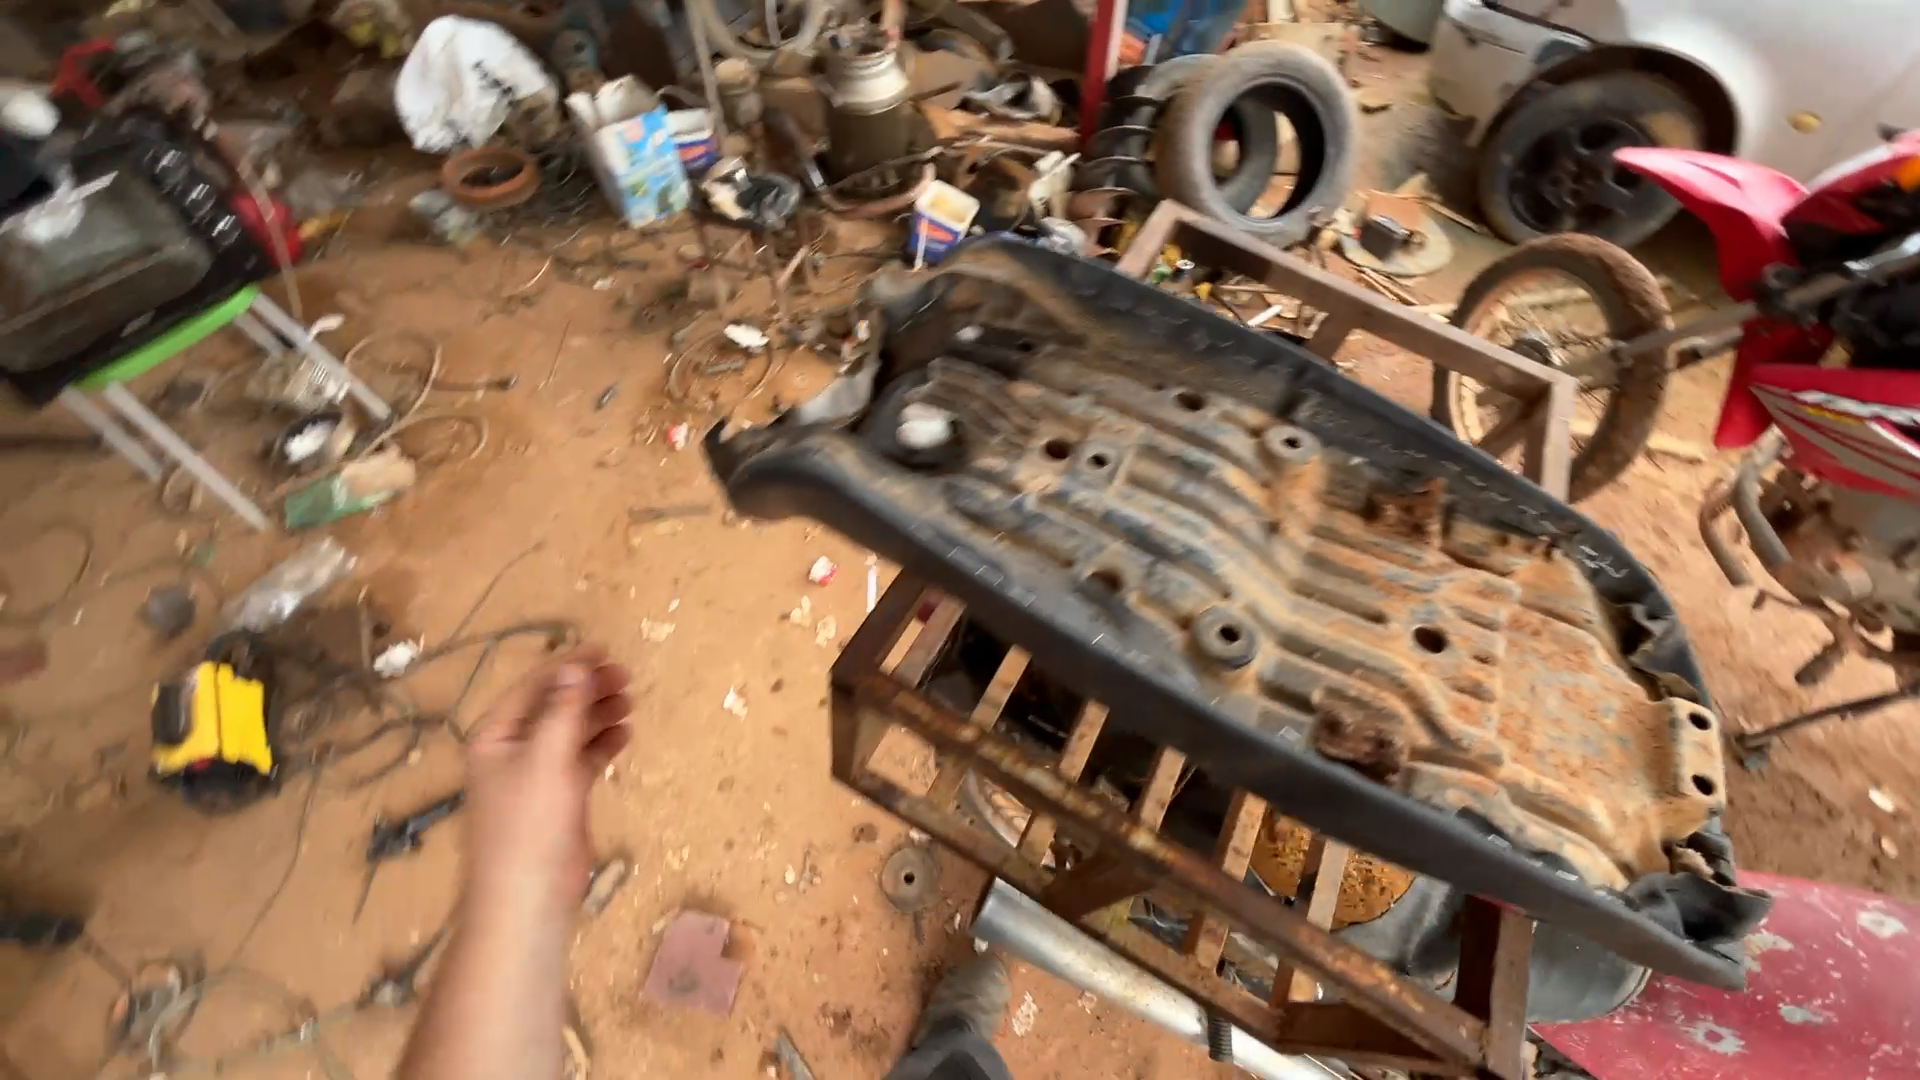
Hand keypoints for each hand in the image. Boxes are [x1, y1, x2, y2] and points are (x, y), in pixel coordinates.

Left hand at [463, 645, 631, 913]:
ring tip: (630, 701)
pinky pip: (583, 757)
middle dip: (588, 689)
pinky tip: (625, 735)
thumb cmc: (529, 822)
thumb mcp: (546, 758)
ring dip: (599, 713)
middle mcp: (514, 750)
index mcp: (496, 737)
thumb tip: (574, 666)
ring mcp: (538, 774)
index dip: (567, 667)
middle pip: (555, 707)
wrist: (528, 895)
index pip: (534, 688)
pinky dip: (603, 743)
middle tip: (625, 676)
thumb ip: (562, 710)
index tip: (603, 650)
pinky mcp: (560, 795)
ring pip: (572, 731)